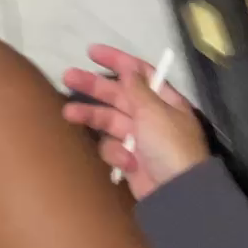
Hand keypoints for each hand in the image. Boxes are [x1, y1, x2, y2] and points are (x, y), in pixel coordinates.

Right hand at [62, 44, 209, 200]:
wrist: (179, 195)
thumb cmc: (169, 145)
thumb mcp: (154, 111)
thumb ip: (137, 88)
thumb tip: (128, 67)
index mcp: (164, 101)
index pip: (138, 73)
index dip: (116, 60)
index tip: (91, 52)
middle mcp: (151, 116)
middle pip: (117, 94)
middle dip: (93, 86)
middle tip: (67, 76)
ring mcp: (140, 139)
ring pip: (108, 119)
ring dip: (90, 115)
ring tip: (68, 113)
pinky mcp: (130, 159)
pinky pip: (113, 147)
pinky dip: (115, 152)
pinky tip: (125, 161)